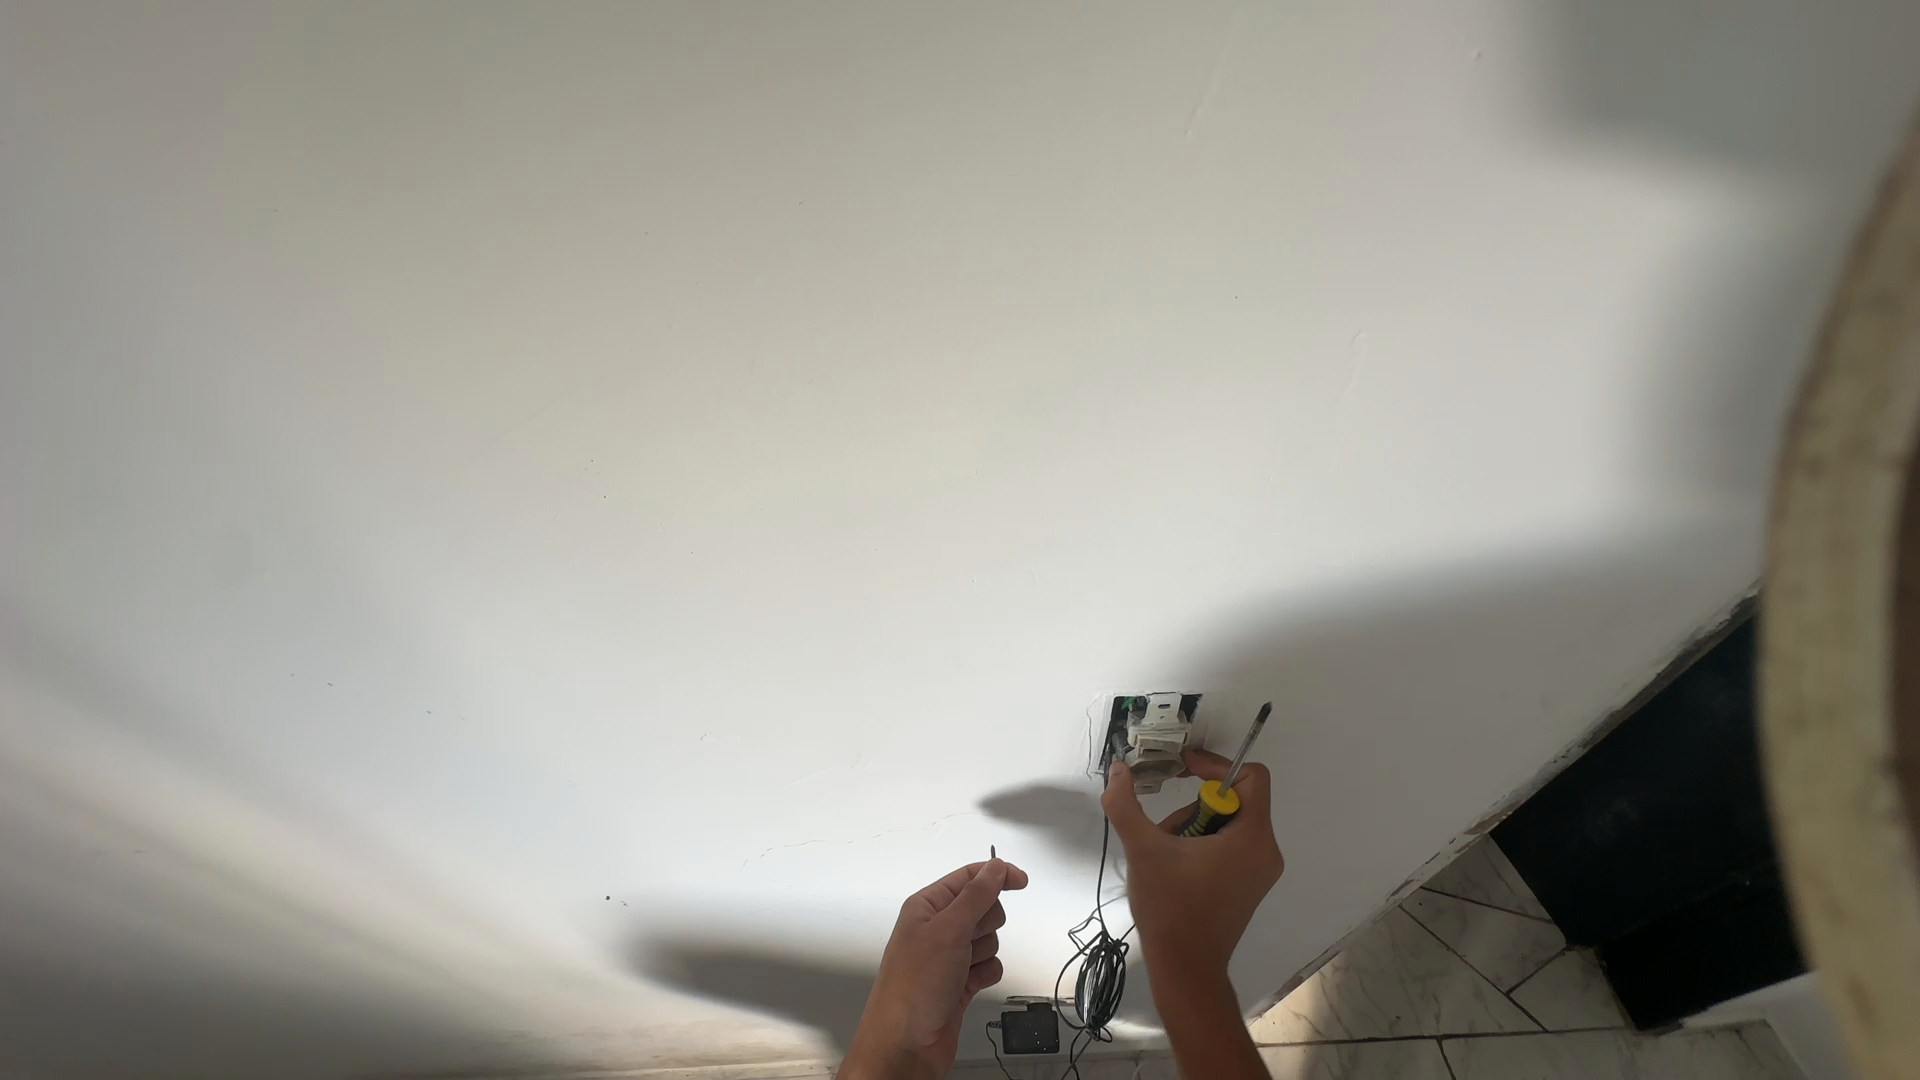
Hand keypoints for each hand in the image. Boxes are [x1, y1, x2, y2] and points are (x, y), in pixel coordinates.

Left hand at [839, 859, 1028, 1079]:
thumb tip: (995, 868)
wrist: (906, 1047)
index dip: (995, 875)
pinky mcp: (960, 980)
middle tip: (967, 940)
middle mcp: (938, 927)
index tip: (1020, 880)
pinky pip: (989, 965)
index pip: (968, 877)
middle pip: (983, 908)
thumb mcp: (948, 931)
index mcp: (927, 906)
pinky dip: (985, 974)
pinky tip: (969, 984)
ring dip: (983, 952)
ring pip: (989, 937)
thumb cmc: (913, 987)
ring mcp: (949, 955)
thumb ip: (976, 896)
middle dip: (985, 924)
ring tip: (962, 968)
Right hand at [1101, 749, 1282, 982]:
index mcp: (1252, 839)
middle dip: (1194, 804)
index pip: (1252, 777)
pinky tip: (1175, 864)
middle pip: (1235, 799)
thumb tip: (1119, 770)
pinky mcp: (1247, 883)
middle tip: (1166, 826)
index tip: (1183, 768)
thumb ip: (1125, 804)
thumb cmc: (1171, 907)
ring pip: (1227, 822)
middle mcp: (1265, 851)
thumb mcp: (1142, 848)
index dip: (1216, 764)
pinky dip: (1200, 841)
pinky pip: (1228, 842)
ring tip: (1166, 852)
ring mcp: (1258, 870)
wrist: (1185, 969)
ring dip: (1192, 824)